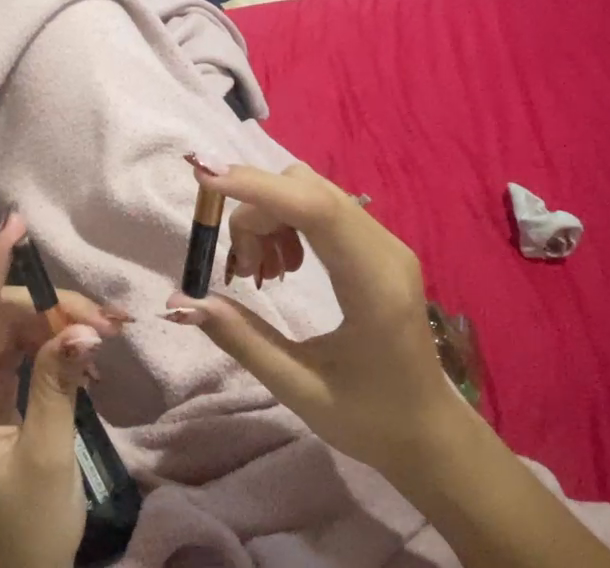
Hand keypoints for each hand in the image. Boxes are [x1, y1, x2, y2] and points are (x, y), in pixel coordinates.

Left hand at [0, 214, 128, 567]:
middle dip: (52, 307)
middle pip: (1, 318)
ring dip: (61, 324)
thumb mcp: (48, 456)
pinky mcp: (1, 399)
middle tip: (107, 320)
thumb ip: (59, 384)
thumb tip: (81, 326)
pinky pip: (27, 353)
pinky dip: (59, 346)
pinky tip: (92, 354)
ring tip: (110, 332)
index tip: (16, 225)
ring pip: (17, 331)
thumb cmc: (28, 525)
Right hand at [163, 163, 457, 478]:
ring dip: (267, 217)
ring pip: (307, 191)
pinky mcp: (376, 245)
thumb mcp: (298, 388)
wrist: (428, 431)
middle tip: (240, 270)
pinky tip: (281, 267)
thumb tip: (181, 301)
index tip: (204, 178)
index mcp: (373, 287)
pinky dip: (284, 222)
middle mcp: (384, 250)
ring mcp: (384, 243)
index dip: (258, 187)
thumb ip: (240, 338)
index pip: (315, 209)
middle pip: (305, 190)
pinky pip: (319, 206)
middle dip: (253, 211)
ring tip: (260, 273)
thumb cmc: (370, 418)